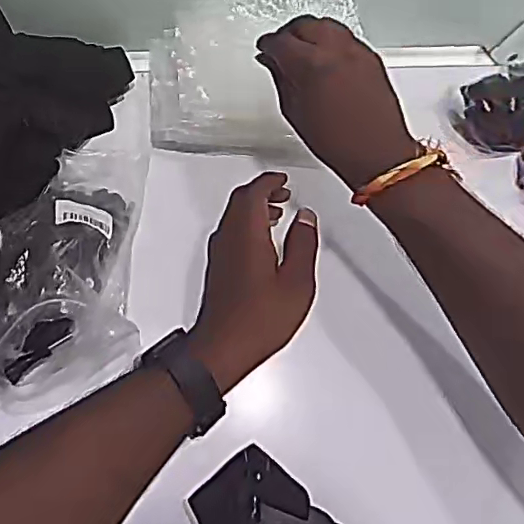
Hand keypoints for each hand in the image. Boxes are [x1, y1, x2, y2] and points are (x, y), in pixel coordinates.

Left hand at [189, 172, 319, 392]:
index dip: (269, 180)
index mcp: (246, 234)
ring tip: (278, 212)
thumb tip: (306, 217)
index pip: (253, 193)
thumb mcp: (297, 281)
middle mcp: (227, 237)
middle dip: (262, 190)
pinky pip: (231, 230)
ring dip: (255, 207)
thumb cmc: (258, 319)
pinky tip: (264, 237)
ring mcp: (219, 251)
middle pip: (240, 200)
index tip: (282, 178)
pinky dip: (248, 223)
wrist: (223, 345)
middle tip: (282, 190)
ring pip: (234, 215)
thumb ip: (303, 244)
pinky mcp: (218, 264)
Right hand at [255, 17, 419, 186]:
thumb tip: (273, 62)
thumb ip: (281, 78)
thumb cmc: (338, 140)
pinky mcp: (371, 58)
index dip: (268, 44)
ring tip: (301, 47)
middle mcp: (336, 52)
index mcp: (311, 65)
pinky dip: (330, 40)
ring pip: (327, 25)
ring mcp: (357, 53)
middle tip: (279, 45)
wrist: (376, 152)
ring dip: (310, 32)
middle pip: (305, 25)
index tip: (265, 48)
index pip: (280, 40)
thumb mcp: (293, 110)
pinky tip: (323, 55)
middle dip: (288, 33)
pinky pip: (345, 37)